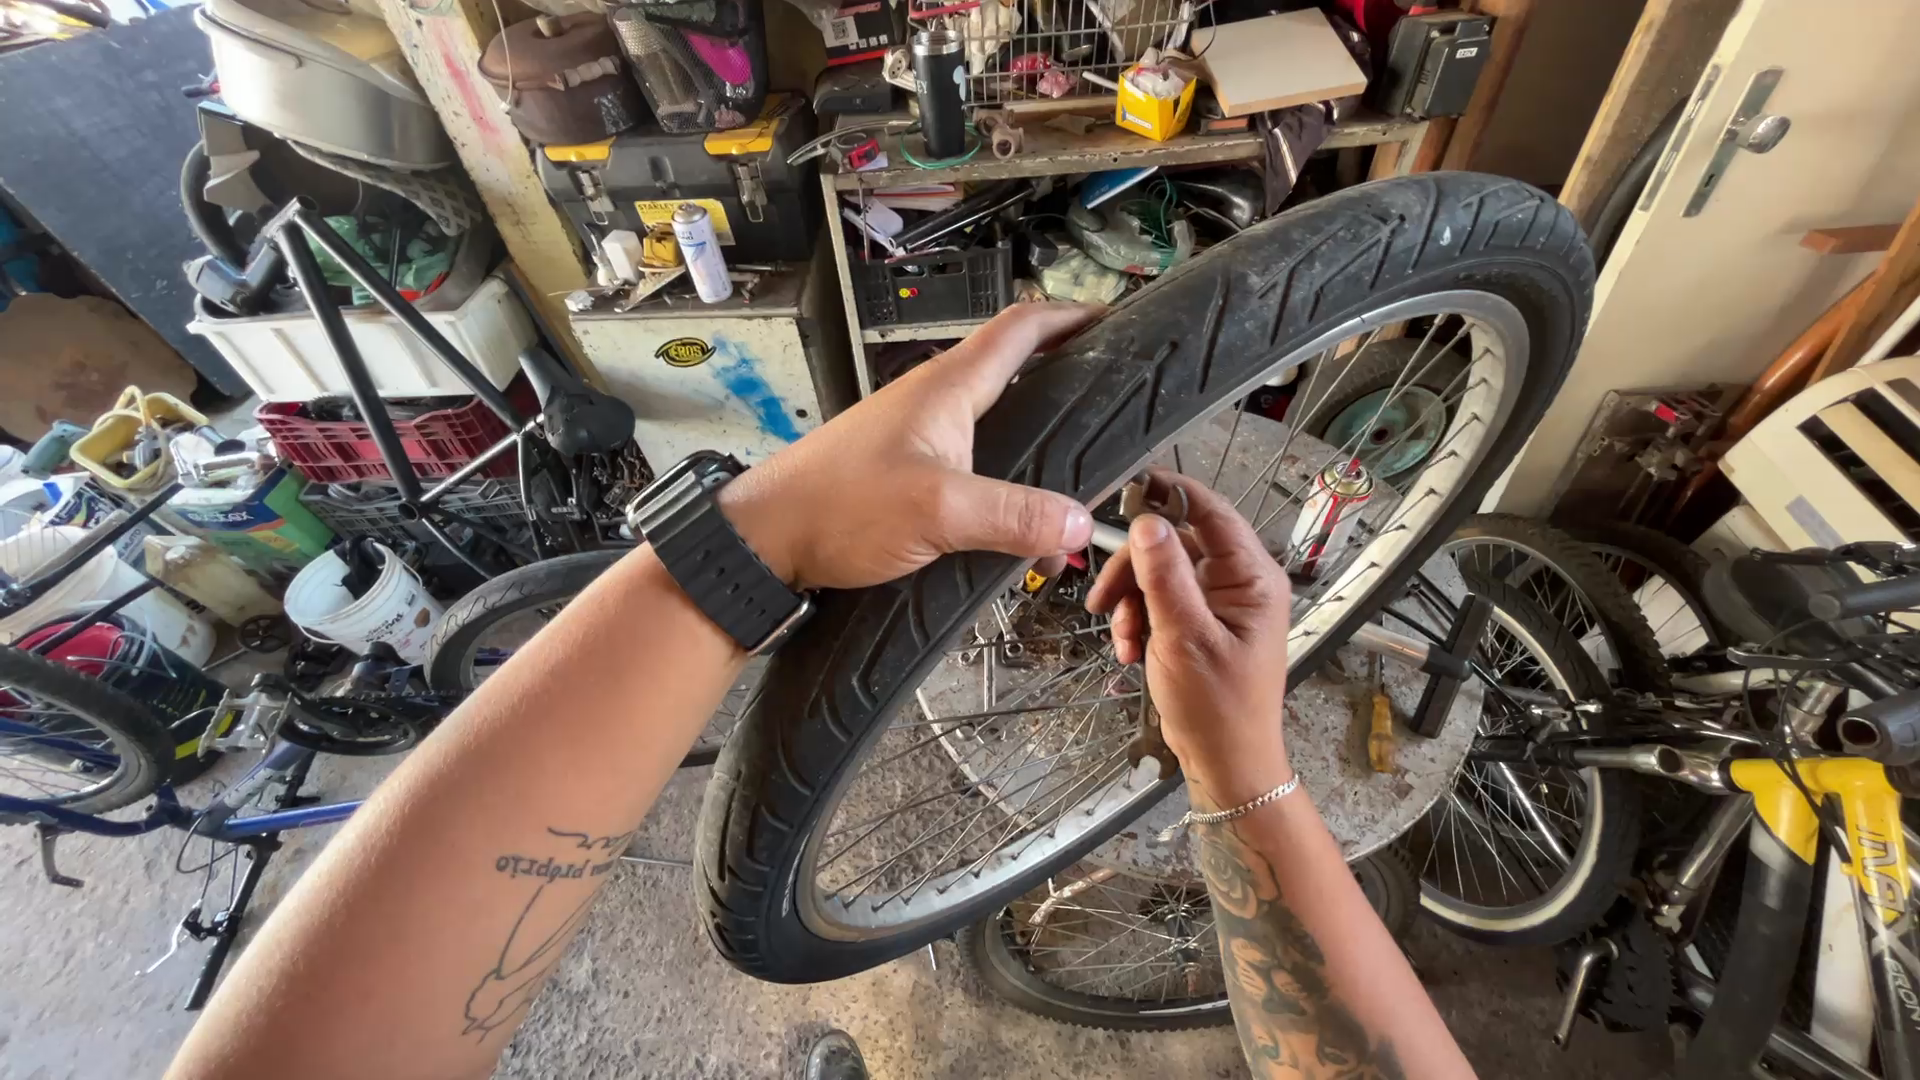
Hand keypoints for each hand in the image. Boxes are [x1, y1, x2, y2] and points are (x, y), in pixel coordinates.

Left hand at [716, 303, 1100, 590]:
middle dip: (1064, 385)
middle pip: (1013, 373)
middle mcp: (935, 400)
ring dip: (1034, 445)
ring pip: (994, 425)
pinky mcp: (905, 471)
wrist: (767, 540)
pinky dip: (1003, 482)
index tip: (1116, 325)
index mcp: (947, 387)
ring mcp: (918, 435)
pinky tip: (1016, 518)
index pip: (1021, 328)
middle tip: (1106, 416)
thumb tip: (1077, 523)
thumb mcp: (939, 510)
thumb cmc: (843, 507)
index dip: (1071, 318)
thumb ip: (1013, 514)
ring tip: (1070, 481)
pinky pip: (971, 464)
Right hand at [1085, 472, 1293, 809]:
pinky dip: (1137, 621)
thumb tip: (1145, 520)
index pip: (1210, 513)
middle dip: (1133, 571)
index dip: (1170, 494)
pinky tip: (1129, 651)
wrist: (1224, 762)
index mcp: (1250, 577)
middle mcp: (1236, 581)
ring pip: (1158, 574)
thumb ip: (1165, 575)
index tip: (1127, 486)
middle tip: (1101, 600)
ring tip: (1122, 640)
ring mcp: (1216, 602)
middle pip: (1173, 545)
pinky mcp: (1197, 622)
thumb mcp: (1185, 636)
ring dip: (1131, 602)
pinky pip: (1157, 602)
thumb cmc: (1216, 704)